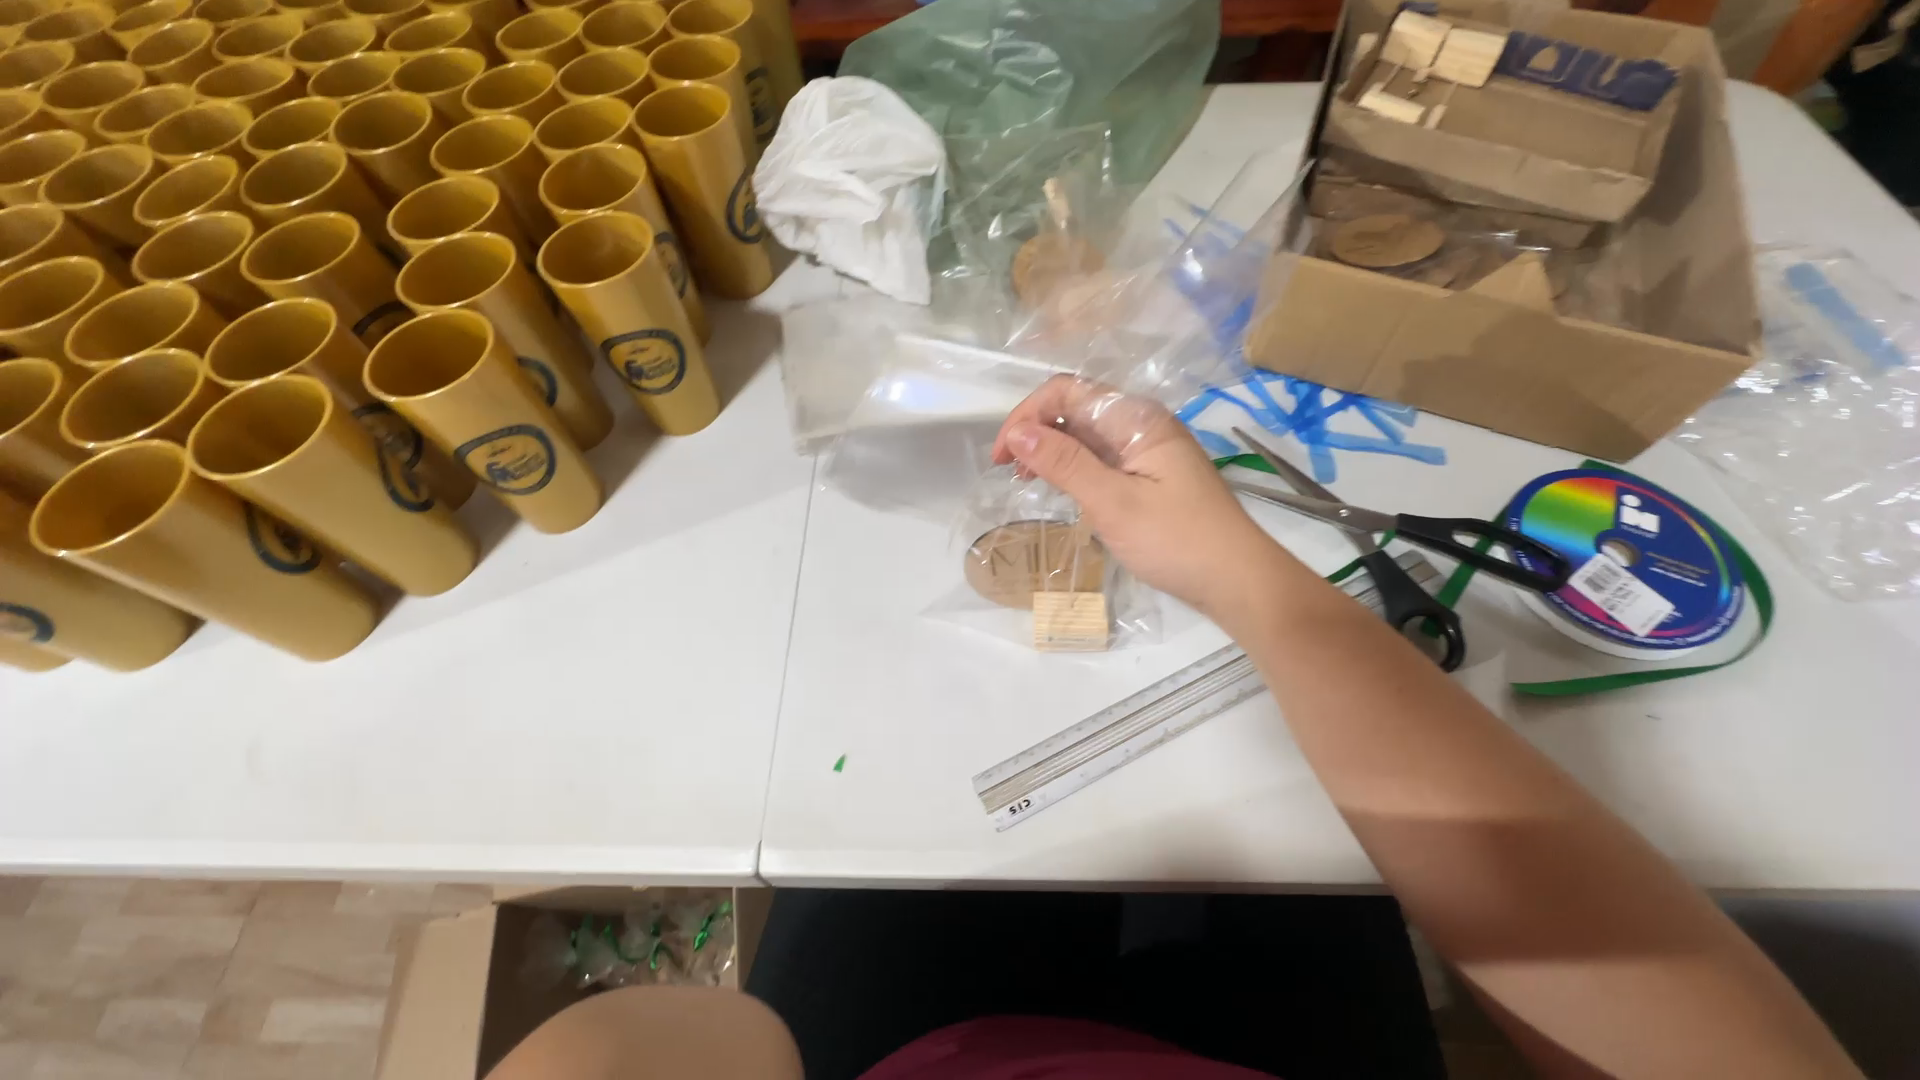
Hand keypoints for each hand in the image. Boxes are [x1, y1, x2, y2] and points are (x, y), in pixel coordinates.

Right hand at [992, 375, 1298, 624]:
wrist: (1237, 580)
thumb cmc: (1177, 541)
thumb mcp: (1113, 503)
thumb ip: (1065, 464)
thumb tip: (1017, 433)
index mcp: (1136, 419)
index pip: (1068, 392)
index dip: (1027, 414)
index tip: (1002, 456)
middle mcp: (1142, 424)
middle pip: (1076, 407)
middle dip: (1035, 429)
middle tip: (1008, 471)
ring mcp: (1148, 450)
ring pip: (1087, 434)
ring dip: (1052, 449)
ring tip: (1026, 480)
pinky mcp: (1149, 475)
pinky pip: (1102, 457)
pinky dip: (1073, 467)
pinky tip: (1060, 489)